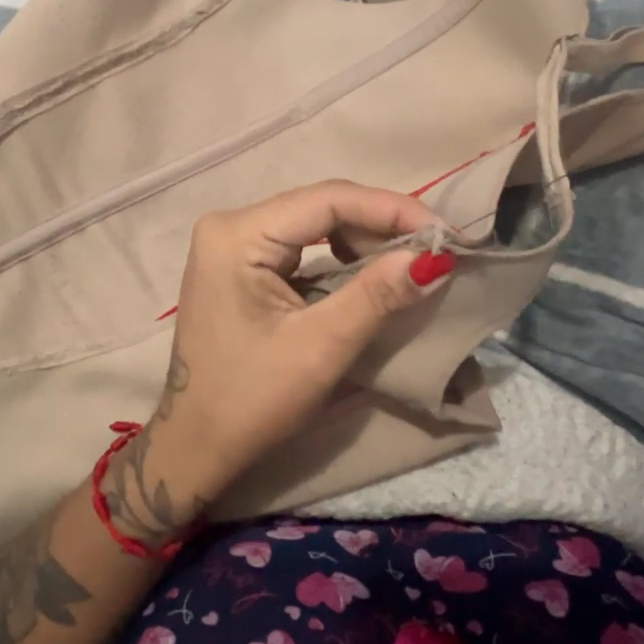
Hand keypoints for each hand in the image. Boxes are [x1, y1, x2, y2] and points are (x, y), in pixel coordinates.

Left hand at [148, 180, 456, 491]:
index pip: (327, 200)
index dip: (392, 209)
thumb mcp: (321, 346)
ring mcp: (231, 244)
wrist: (198, 444)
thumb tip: (435, 256)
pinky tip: (373, 270)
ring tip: (412, 261)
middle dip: (381, 224)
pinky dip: (341, 256)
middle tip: (436, 249)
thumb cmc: (252, 400)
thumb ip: (377, 294)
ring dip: (364, 240)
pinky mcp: (240, 264)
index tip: (445, 233)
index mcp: (237, 235)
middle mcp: (230, 226)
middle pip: (320, 206)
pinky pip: (301, 245)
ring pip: (314, 223)